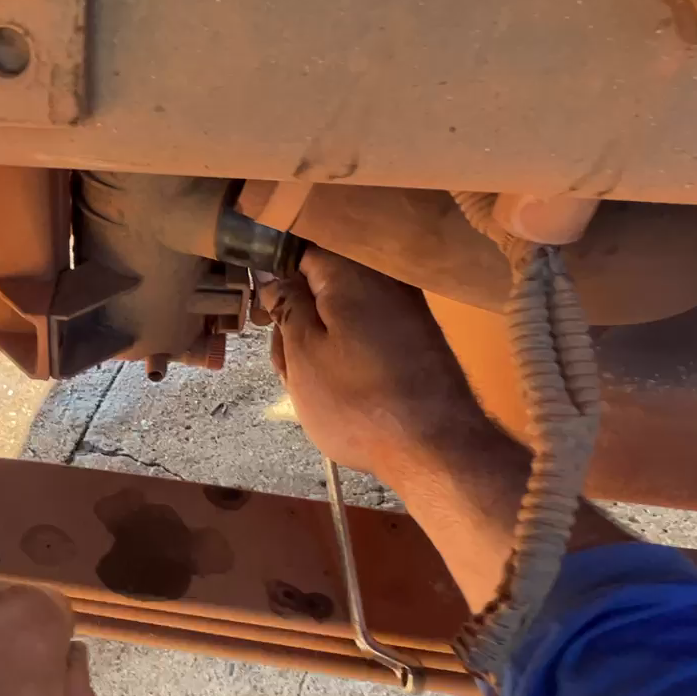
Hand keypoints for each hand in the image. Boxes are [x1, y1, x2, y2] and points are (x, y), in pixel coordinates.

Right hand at [261, 246, 483, 472]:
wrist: (434, 447)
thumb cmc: (354, 400)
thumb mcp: (302, 353)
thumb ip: (285, 305)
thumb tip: (274, 275)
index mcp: (351, 273)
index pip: (300, 248)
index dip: (272, 273)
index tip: (262, 308)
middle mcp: (384, 279)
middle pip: (321, 282)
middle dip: (296, 315)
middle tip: (285, 362)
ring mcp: (405, 308)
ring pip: (341, 311)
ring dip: (318, 340)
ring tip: (310, 384)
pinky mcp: (415, 338)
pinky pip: (366, 329)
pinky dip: (345, 350)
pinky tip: (340, 385)